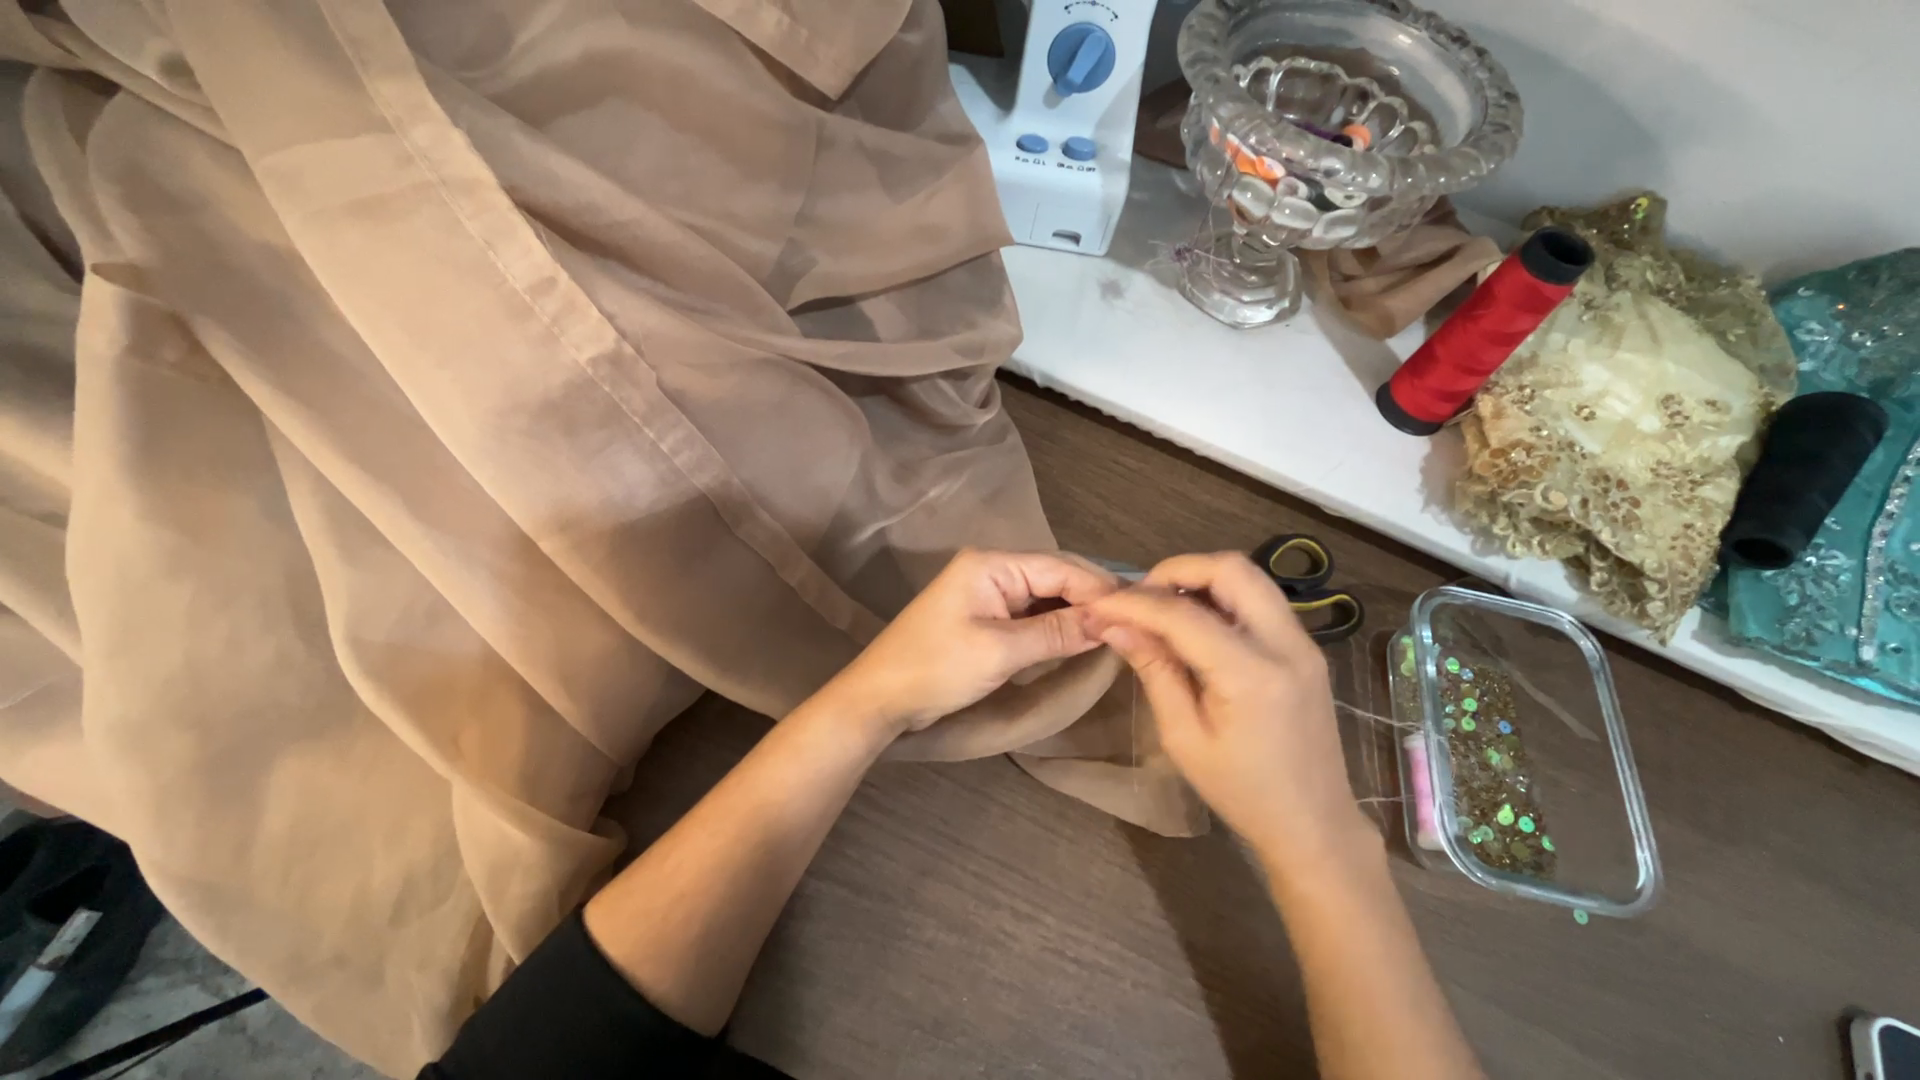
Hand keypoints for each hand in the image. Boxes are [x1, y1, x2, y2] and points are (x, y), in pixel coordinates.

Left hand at [827, 549, 1120, 736]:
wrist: (879, 699)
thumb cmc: (936, 669)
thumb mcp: (1000, 652)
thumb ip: (1056, 633)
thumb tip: (1110, 621)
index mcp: (991, 564)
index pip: (1061, 566)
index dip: (1101, 589)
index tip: (1140, 612)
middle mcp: (992, 570)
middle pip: (1056, 577)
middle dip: (1093, 599)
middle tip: (1137, 623)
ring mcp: (988, 594)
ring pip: (1046, 596)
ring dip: (1077, 613)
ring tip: (1120, 631)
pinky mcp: (985, 618)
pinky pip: (1031, 615)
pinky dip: (1056, 626)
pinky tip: (1083, 638)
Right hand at [1085, 552, 1367, 868]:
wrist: (1313, 821)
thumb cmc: (1242, 791)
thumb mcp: (1184, 737)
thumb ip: (1154, 670)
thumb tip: (1115, 625)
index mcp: (1252, 674)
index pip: (1183, 614)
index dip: (1135, 603)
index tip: (1099, 605)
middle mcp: (1286, 644)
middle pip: (1230, 568)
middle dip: (1176, 570)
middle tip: (1140, 599)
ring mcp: (1304, 642)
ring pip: (1249, 576)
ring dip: (1201, 579)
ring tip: (1163, 608)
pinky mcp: (1307, 647)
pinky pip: (1261, 599)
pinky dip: (1223, 597)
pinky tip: (1197, 625)